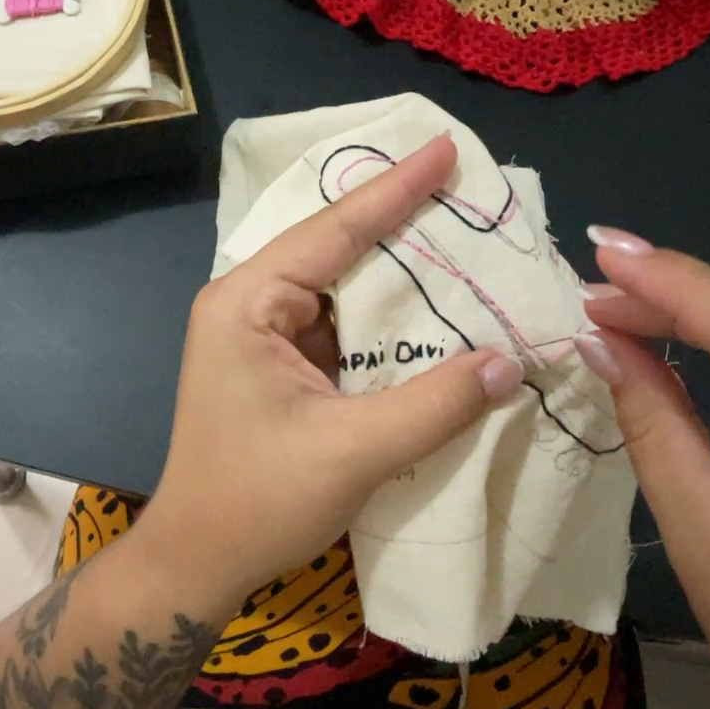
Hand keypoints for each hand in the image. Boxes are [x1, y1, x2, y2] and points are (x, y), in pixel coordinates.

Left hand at [129, 136, 525, 602]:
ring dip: (398, 277)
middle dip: (400, 224)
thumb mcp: (354, 452)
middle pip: (336, 251)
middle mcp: (249, 305)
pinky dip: (385, 323)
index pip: (333, 231)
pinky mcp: (278, 367)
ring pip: (342, 291)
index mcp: (248, 303)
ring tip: (463, 244)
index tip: (445, 148)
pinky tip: (433, 314)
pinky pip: (340, 329)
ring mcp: (262, 336)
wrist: (198, 560)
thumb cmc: (257, 502)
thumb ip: (436, 403)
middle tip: (466, 191)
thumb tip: (511, 361)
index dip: (395, 189)